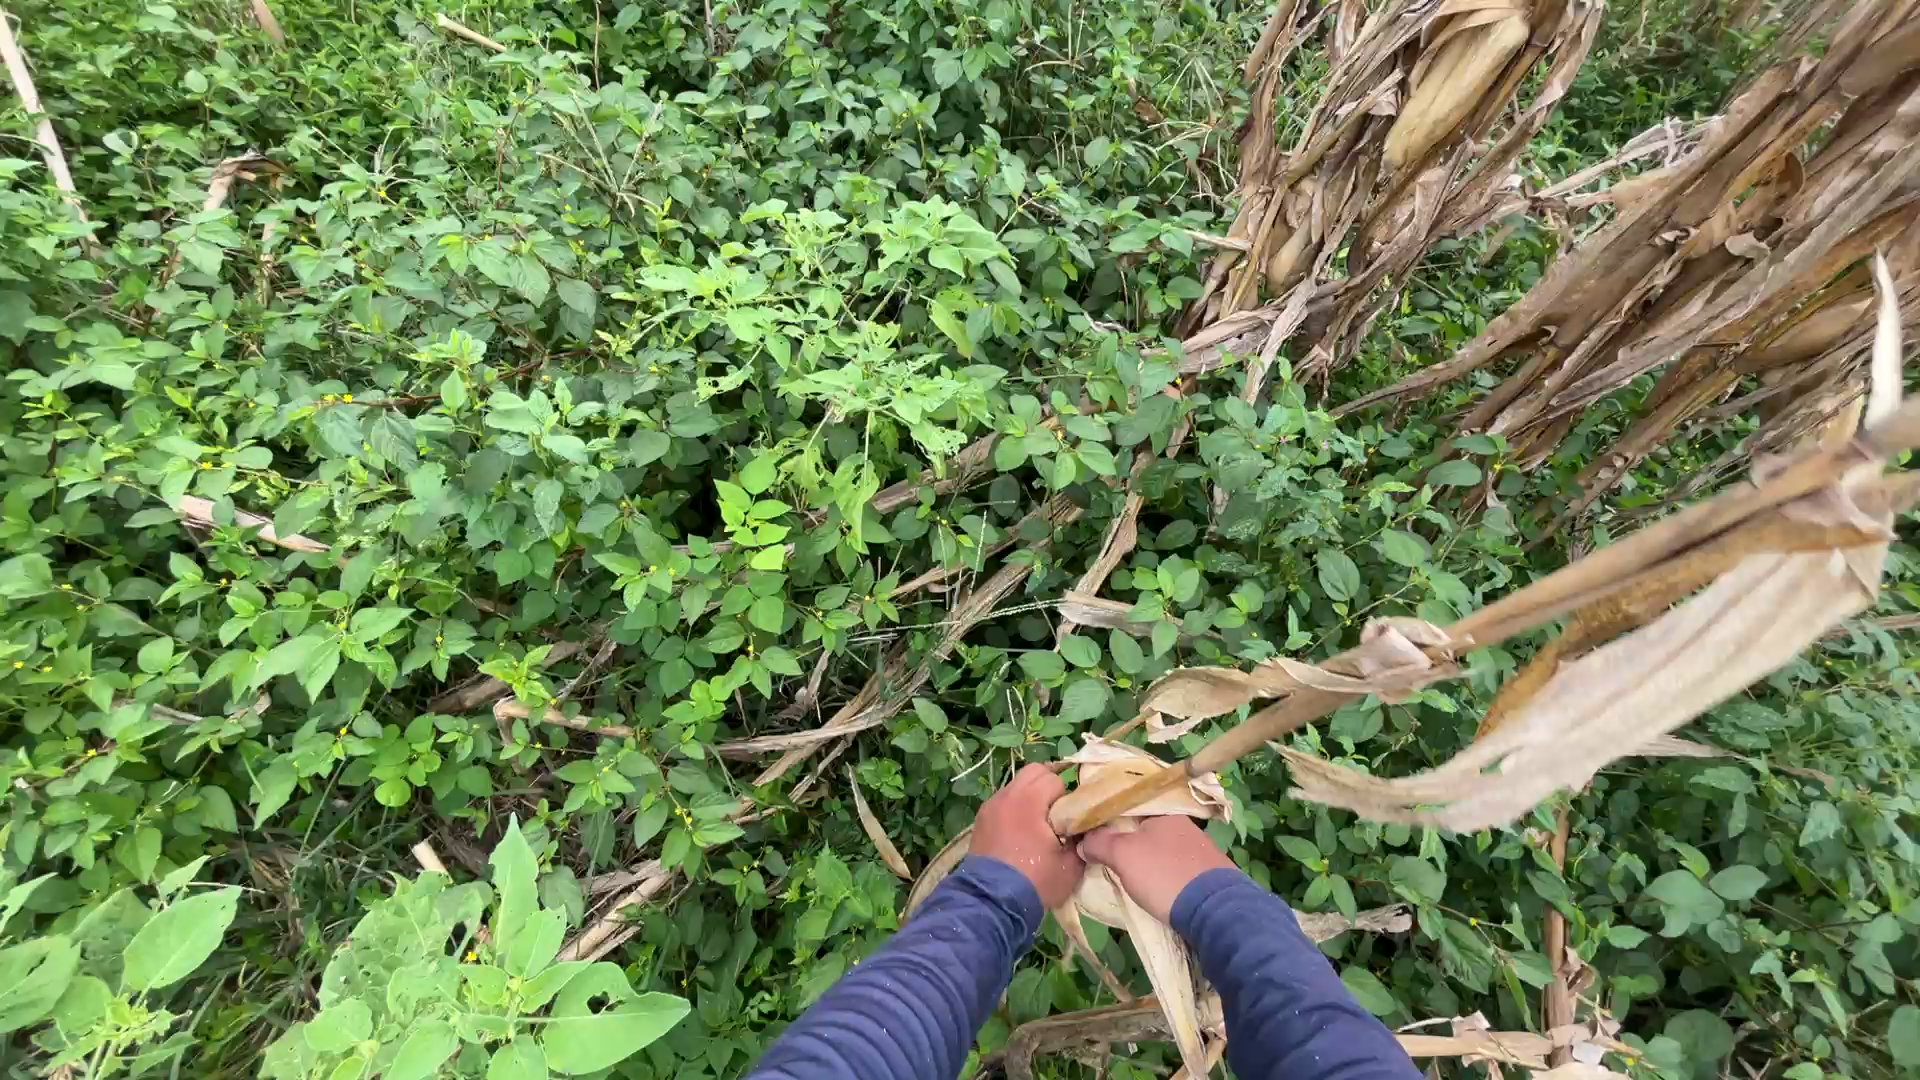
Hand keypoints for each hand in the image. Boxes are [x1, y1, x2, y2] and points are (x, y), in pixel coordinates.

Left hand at [972, 764, 1084, 907]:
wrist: (992, 902)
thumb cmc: (1035, 882)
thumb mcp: (1070, 867)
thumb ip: (1082, 841)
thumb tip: (1085, 828)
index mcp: (1029, 800)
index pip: (1054, 780)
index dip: (1067, 798)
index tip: (1069, 820)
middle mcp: (1008, 795)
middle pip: (1034, 772)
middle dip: (1049, 786)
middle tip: (1058, 813)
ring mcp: (991, 805)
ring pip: (1018, 784)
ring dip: (1031, 795)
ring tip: (1039, 823)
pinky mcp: (982, 818)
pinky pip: (1004, 799)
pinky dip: (1016, 806)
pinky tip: (1021, 831)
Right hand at [1077, 815, 1235, 921]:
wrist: (1217, 912)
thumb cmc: (1164, 874)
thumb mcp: (1123, 855)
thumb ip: (1100, 843)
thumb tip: (1084, 841)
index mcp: (1164, 813)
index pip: (1129, 808)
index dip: (1110, 821)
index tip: (1095, 837)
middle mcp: (1184, 826)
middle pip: (1147, 830)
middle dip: (1129, 843)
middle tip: (1110, 860)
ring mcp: (1200, 851)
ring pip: (1164, 851)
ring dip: (1149, 863)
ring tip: (1132, 879)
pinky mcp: (1211, 876)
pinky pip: (1178, 870)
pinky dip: (1166, 878)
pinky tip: (1160, 891)